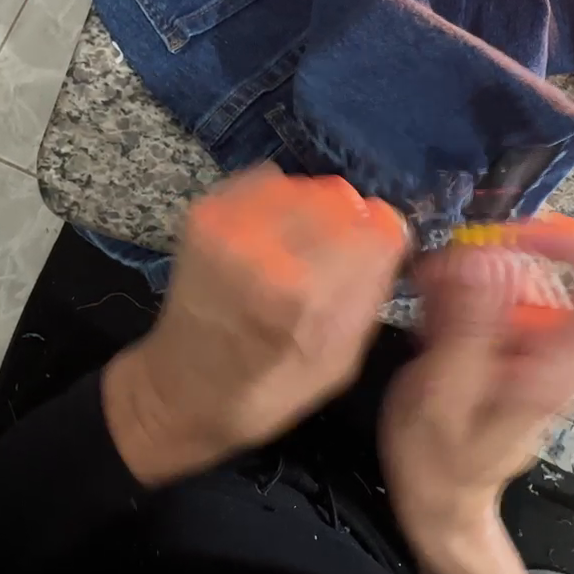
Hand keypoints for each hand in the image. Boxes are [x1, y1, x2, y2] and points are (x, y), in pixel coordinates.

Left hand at [102, 163, 408, 485]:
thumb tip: (393, 235)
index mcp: (300, 292)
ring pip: (301, 188)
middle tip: (339, 253)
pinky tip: (272, 234)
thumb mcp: (336, 364)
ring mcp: (225, 223)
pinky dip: (278, 201)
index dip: (382, 238)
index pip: (372, 230)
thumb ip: (368, 294)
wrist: (179, 388)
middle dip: (348, 222)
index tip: (380, 251)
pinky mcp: (203, 212)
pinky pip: (263, 182)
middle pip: (336, 200)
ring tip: (302, 246)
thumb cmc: (265, 391)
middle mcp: (260, 247)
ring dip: (313, 209)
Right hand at [379, 218, 573, 564]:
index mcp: (562, 368)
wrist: (441, 499)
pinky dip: (466, 287)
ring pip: (529, 273)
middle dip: (503, 254)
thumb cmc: (439, 460)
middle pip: (567, 268)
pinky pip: (503, 290)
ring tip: (429, 301)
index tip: (519, 235)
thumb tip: (488, 258)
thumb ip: (468, 324)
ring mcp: (545, 345)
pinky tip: (436, 315)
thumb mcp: (441, 392)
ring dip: (473, 271)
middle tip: (449, 271)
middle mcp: (566, 351)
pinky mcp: (522, 342)